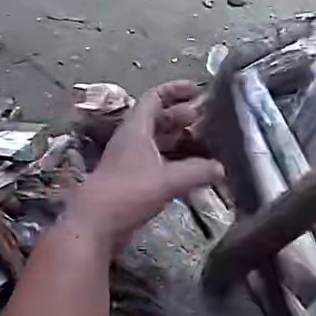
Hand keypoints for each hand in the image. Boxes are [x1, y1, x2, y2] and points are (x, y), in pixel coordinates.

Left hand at [61, 80, 223, 250]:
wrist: (95, 226)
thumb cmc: (128, 194)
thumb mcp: (167, 180)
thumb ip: (197, 172)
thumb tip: (220, 168)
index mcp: (135, 130)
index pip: (154, 98)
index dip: (175, 90)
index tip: (197, 89)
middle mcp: (131, 141)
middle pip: (157, 120)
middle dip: (181, 117)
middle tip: (207, 119)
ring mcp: (130, 162)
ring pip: (157, 143)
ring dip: (179, 141)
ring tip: (205, 144)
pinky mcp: (131, 182)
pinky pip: (157, 164)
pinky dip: (175, 163)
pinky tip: (193, 173)